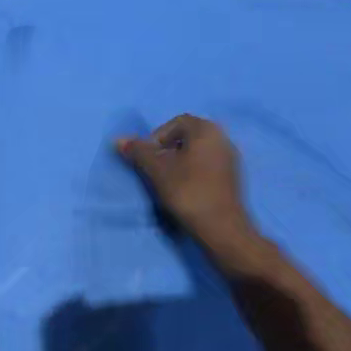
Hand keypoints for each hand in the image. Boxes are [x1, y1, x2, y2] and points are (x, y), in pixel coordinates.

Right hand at [117, 114, 254, 248]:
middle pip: (187, 137)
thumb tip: (118, 140)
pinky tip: (185, 192)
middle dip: (167, 151)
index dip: (157, 137)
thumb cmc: (188, 191)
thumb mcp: (157, 170)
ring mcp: (230, 159)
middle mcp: (223, 138)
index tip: (147, 158)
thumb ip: (138, 152)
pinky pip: (207, 168)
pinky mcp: (232, 179)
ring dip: (179, 164)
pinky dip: (193, 174)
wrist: (221, 227)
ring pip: (197, 154)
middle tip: (155, 171)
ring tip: (167, 183)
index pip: (176, 122)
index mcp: (207, 129)